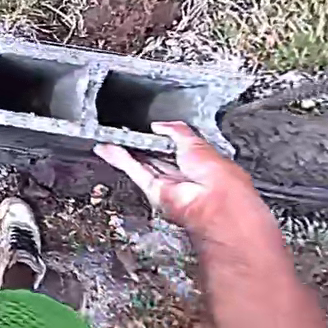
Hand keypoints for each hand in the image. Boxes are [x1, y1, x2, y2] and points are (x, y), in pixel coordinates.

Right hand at [94, 123, 275, 243]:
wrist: (213, 201)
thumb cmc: (218, 175)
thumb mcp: (197, 142)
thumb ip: (177, 131)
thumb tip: (159, 125)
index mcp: (199, 161)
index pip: (174, 146)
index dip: (159, 137)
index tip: (145, 129)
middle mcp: (182, 175)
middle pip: (154, 156)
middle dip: (139, 146)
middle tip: (122, 134)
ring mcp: (167, 184)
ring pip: (141, 164)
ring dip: (124, 152)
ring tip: (108, 140)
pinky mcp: (153, 191)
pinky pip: (135, 171)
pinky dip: (121, 160)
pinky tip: (109, 150)